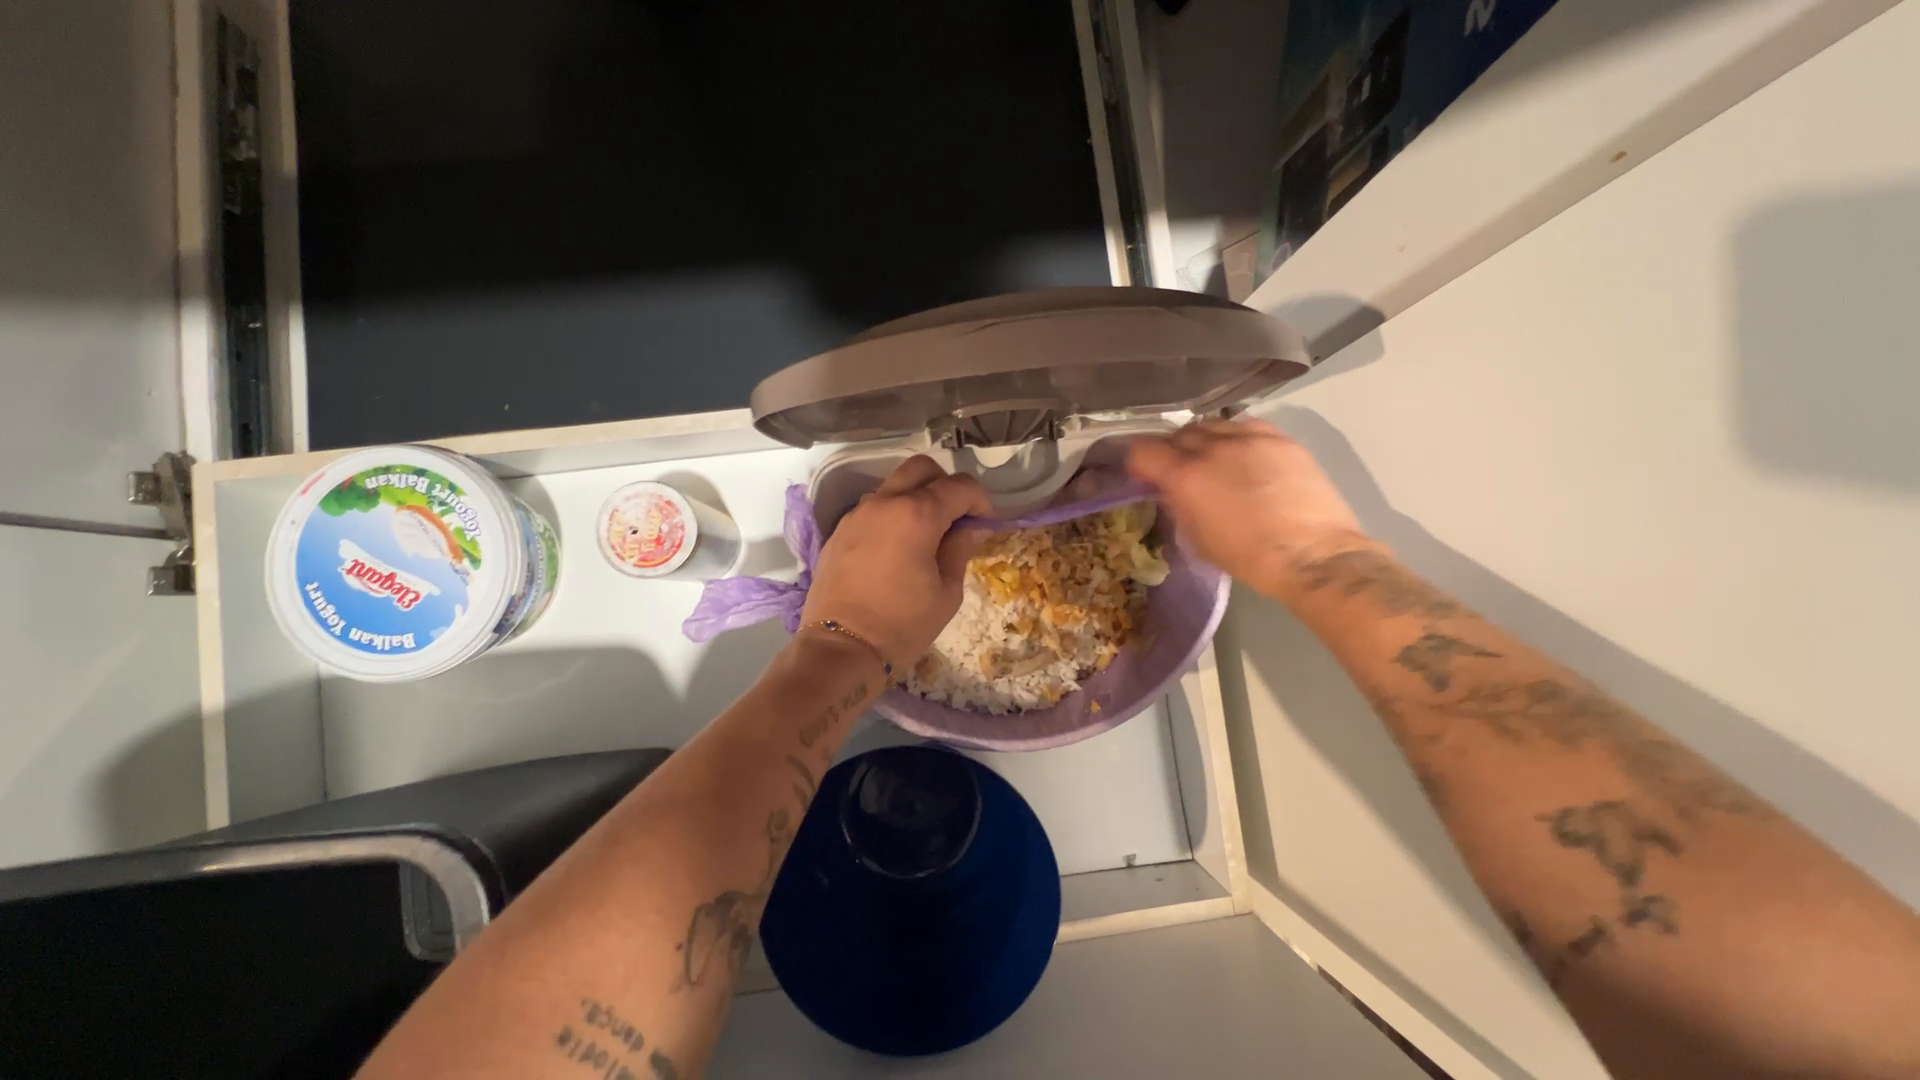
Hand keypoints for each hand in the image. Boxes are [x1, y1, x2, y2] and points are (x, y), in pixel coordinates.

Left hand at [801, 456, 993, 665]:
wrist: (840, 649)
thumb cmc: (902, 626)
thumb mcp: (946, 593)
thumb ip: (960, 549)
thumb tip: (971, 527)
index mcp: (917, 515)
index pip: (960, 486)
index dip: (981, 501)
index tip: (987, 523)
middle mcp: (885, 503)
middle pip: (922, 469)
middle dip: (946, 485)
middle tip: (957, 518)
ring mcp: (857, 514)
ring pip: (894, 486)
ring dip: (916, 499)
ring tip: (927, 536)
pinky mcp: (840, 531)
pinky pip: (874, 509)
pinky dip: (893, 516)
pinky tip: (898, 550)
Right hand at [1127, 418, 1374, 595]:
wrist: (1313, 554)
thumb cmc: (1249, 558)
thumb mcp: (1199, 540)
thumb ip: (1179, 508)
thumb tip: (1173, 493)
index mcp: (1186, 477)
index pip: (1144, 451)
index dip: (1138, 462)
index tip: (1143, 475)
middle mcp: (1213, 448)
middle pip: (1178, 434)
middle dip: (1171, 450)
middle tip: (1177, 469)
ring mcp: (1250, 438)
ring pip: (1212, 424)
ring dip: (1203, 439)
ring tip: (1210, 457)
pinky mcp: (1281, 439)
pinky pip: (1245, 426)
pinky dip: (1234, 436)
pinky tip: (1241, 452)